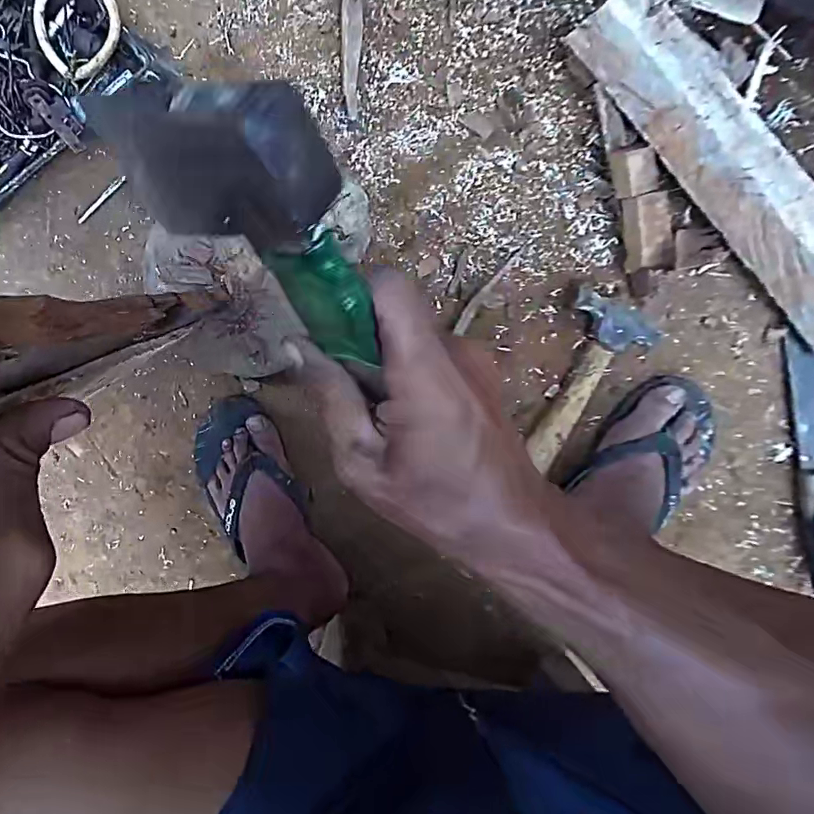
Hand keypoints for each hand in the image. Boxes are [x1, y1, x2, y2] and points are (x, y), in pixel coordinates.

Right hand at [292, 267, 558, 560]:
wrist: (515, 526)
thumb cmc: (436, 505)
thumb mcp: (362, 464)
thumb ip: (331, 398)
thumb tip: (298, 346)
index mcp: (425, 372)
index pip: (390, 287)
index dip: (349, 289)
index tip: (320, 317)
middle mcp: (453, 350)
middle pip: (392, 307)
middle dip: (352, 328)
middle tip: (327, 369)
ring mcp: (470, 356)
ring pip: (405, 329)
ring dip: (374, 352)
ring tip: (362, 402)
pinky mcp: (476, 367)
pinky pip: (423, 347)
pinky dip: (397, 365)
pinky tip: (392, 410)